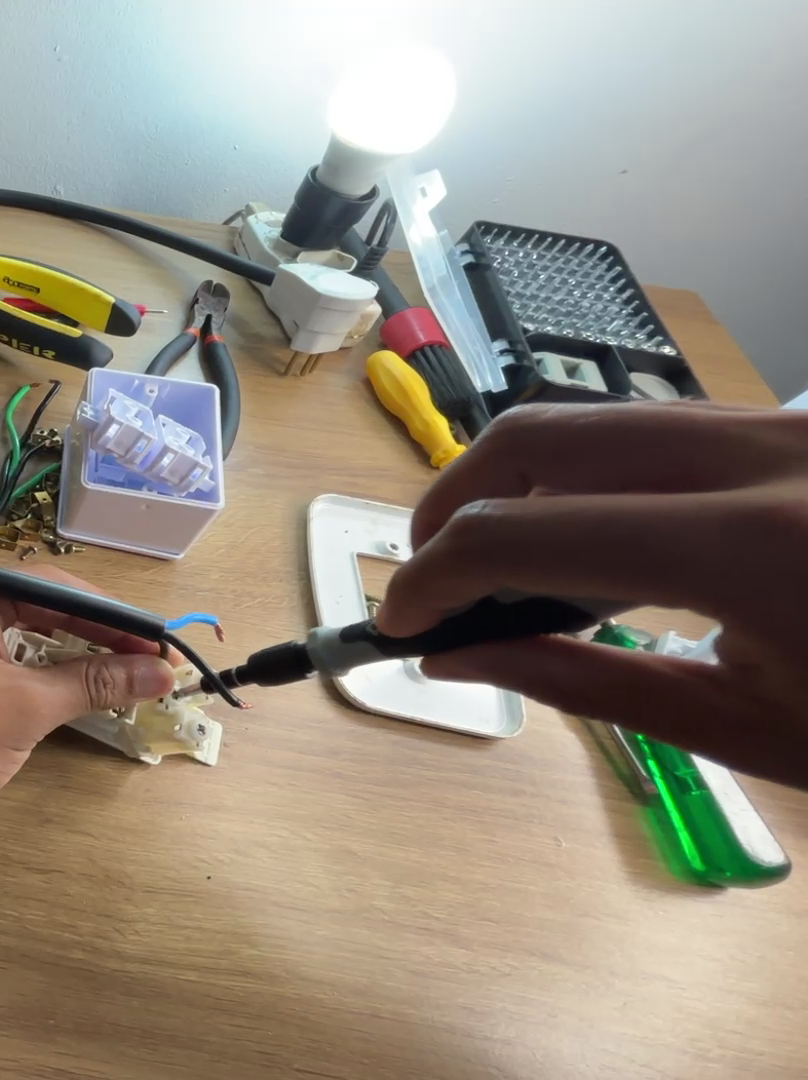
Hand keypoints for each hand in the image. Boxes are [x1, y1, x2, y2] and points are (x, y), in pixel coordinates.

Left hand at [0, 566, 178, 836]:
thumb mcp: (24, 710)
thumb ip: (93, 682)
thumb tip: (160, 671)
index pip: (59, 587)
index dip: (116, 618)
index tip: (163, 647)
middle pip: (44, 605)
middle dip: (98, 635)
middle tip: (152, 666)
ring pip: (25, 631)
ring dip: (73, 653)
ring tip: (125, 678)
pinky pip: (4, 655)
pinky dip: (41, 671)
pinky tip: (74, 688)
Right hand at [375, 402, 807, 788]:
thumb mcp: (757, 730)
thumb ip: (576, 680)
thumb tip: (449, 660)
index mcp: (760, 546)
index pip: (516, 534)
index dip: (427, 578)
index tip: (400, 623)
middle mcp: (774, 454)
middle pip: (531, 436)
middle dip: (446, 504)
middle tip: (435, 575)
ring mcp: (800, 426)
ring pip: (586, 422)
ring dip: (508, 488)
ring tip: (506, 564)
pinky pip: (648, 432)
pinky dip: (579, 482)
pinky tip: (597, 548)